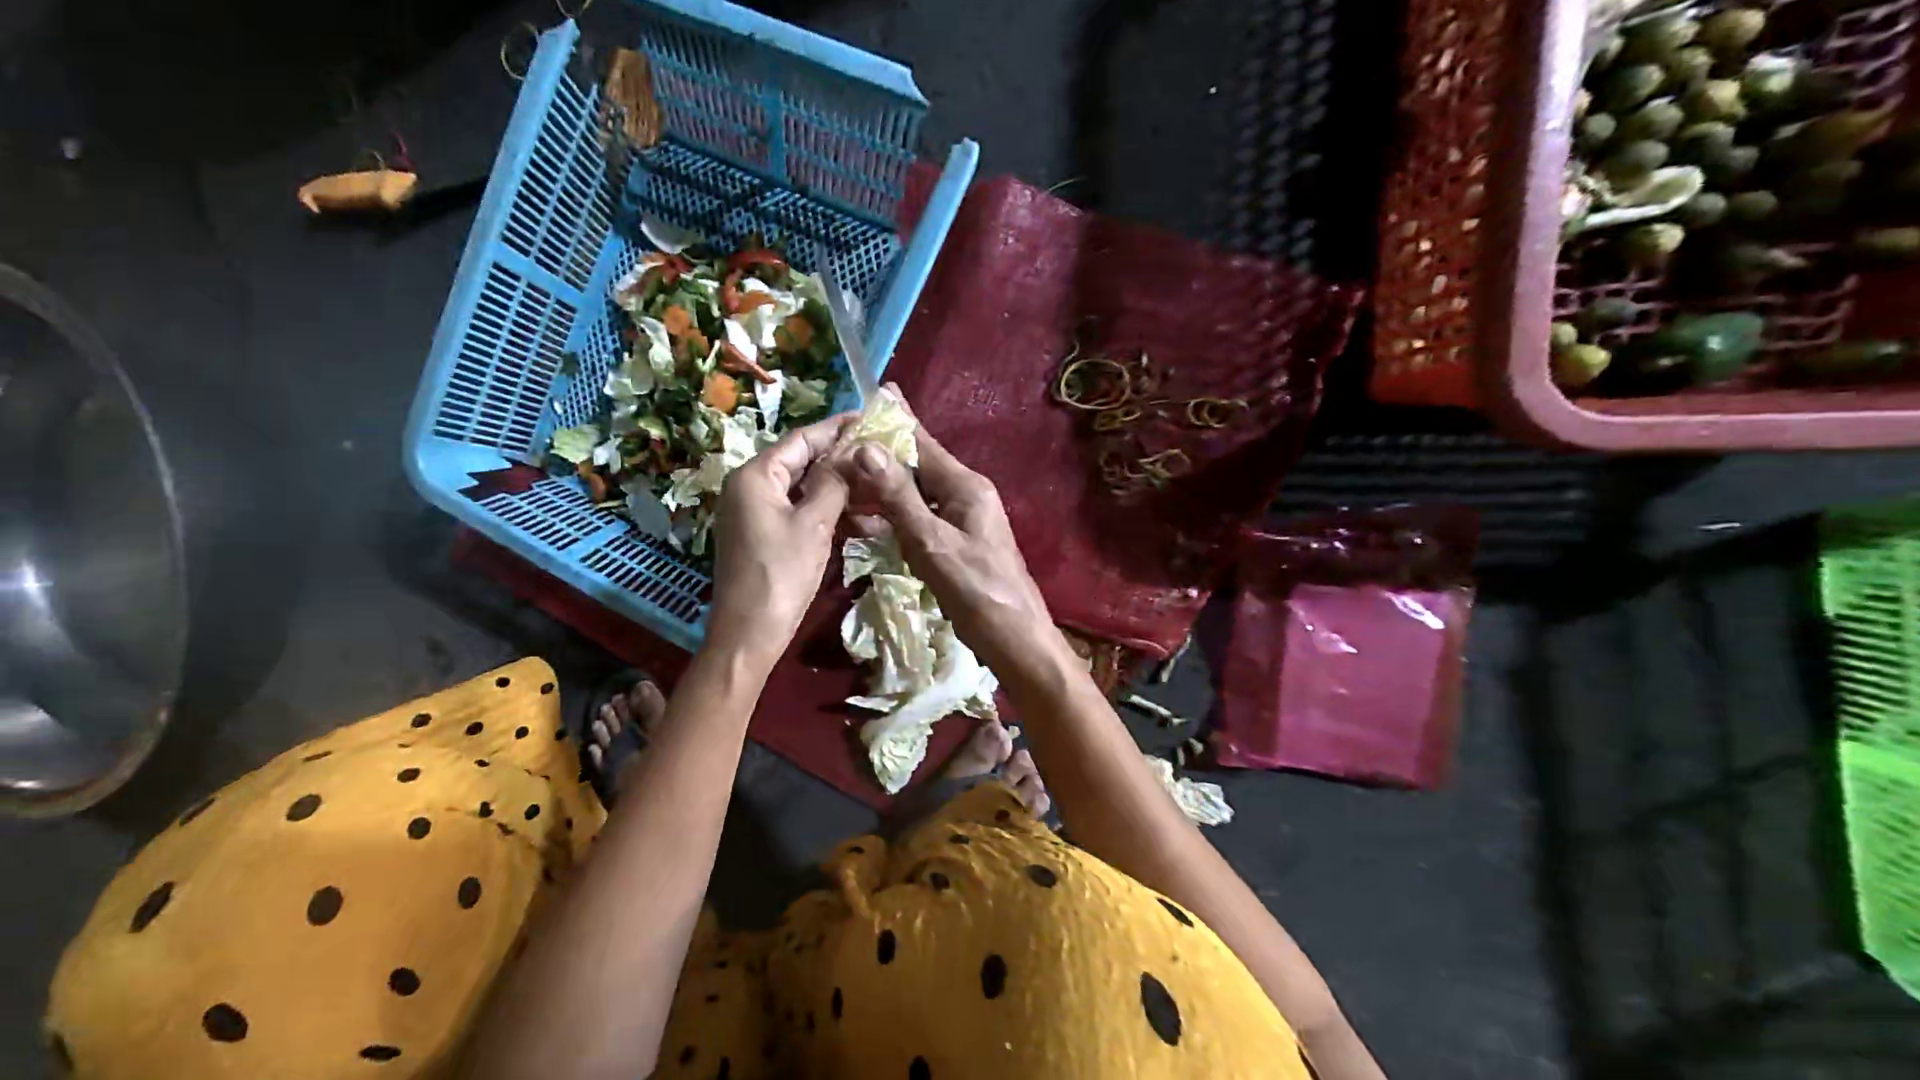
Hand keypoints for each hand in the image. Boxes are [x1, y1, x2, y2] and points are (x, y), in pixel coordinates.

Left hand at [707, 412, 855, 664]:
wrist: (749, 634)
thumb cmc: (780, 574)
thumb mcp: (813, 525)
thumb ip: (834, 483)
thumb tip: (853, 454)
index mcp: (756, 475)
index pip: (802, 439)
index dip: (837, 428)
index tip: (870, 418)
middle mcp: (752, 486)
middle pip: (803, 461)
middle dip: (843, 459)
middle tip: (882, 452)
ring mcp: (757, 512)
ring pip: (805, 489)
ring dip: (840, 488)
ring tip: (880, 485)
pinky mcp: (766, 534)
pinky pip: (801, 511)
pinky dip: (828, 512)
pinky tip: (862, 516)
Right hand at [844, 407, 1062, 675]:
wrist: (1014, 640)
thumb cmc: (976, 590)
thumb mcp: (931, 542)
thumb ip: (898, 496)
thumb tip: (867, 447)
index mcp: (964, 486)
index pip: (922, 442)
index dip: (896, 419)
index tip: (874, 392)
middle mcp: (965, 495)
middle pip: (916, 466)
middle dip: (879, 456)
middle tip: (838, 446)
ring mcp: (961, 521)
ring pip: (914, 494)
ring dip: (881, 488)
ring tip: (842, 479)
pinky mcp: (955, 544)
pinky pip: (918, 520)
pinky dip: (891, 518)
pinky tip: (864, 520)